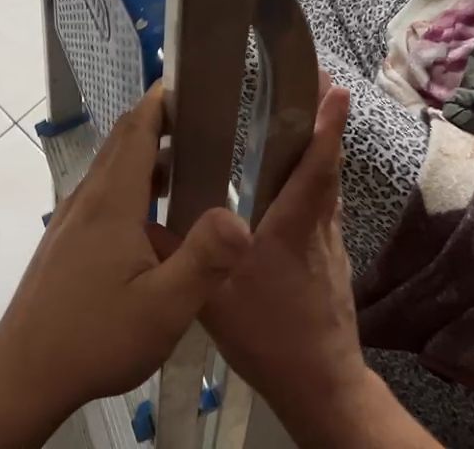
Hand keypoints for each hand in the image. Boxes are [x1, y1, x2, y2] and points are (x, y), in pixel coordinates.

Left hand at [0, 82, 251, 447]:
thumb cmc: (96, 335)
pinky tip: (152, 214)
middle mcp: (87, 197)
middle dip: (156, 121)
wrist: (26, 368)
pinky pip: (102, 193)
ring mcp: (71, 217)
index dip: (160, 101)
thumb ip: (203, 259)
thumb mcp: (164, 307)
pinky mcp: (65, 239)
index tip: (187, 79)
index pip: (136, 131)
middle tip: (200, 115)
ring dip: (145, 155)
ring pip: (110, 169)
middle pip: (121, 142)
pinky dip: (131, 183)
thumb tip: (241, 216)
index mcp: (111, 201)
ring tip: (187, 162)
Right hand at [192, 72, 370, 425]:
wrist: (321, 387)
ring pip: (328, 187)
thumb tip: (138, 220)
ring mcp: (328, 245)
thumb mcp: (210, 299)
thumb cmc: (268, 337)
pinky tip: (294, 185)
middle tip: (319, 86)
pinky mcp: (330, 261)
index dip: (325, 130)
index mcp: (290, 230)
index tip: (335, 91)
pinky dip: (316, 181)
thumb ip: (177, 255)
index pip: (313, 171)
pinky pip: (323, 208)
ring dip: (322, 151)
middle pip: (326, 168)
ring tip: (305, 122)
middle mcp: (316, 229)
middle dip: (325, 125)